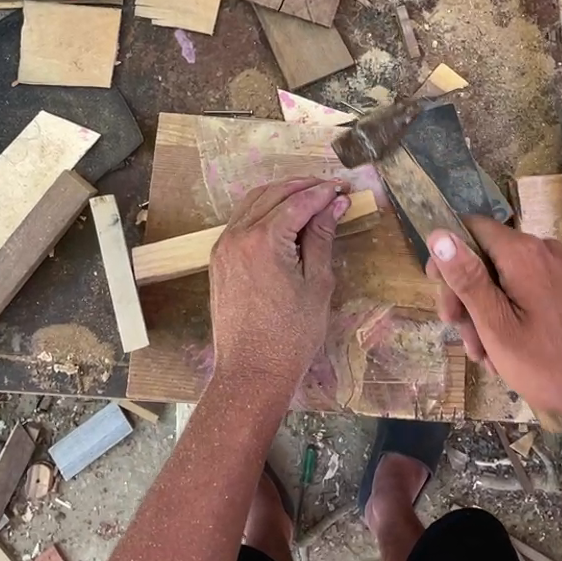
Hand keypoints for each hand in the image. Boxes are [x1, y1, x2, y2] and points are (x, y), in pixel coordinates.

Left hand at [208, 177, 348, 394]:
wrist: (251, 373)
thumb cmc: (290, 336)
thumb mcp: (317, 283)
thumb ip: (322, 237)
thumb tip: (334, 204)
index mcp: (263, 241)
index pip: (298, 202)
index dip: (323, 192)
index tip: (342, 188)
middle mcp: (238, 236)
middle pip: (273, 194)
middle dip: (303, 187)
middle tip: (330, 188)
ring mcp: (224, 246)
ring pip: (253, 202)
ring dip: (282, 193)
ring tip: (309, 196)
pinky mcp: (219, 258)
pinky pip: (241, 219)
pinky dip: (263, 209)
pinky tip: (283, 216)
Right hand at [425, 218, 561, 427]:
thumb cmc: (548, 364)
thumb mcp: (496, 325)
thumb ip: (466, 278)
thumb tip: (437, 234)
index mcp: (522, 252)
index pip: (470, 227)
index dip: (447, 255)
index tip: (437, 289)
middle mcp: (541, 250)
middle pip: (485, 256)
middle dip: (466, 294)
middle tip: (459, 334)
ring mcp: (557, 269)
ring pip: (502, 277)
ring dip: (484, 311)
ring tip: (483, 355)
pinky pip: (523, 289)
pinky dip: (507, 313)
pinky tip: (503, 351)